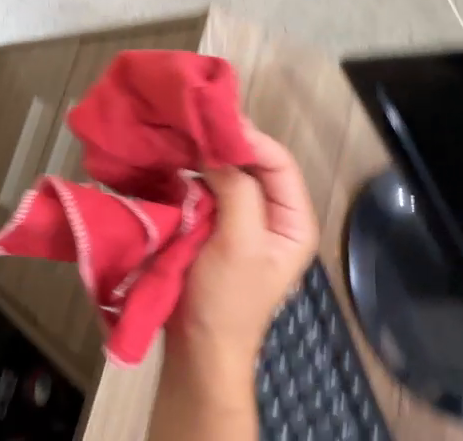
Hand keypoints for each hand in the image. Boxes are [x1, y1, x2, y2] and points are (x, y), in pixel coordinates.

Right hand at [171, 123, 319, 377]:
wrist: (196, 344)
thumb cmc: (226, 299)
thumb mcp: (240, 245)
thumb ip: (239, 192)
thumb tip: (216, 149)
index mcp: (292, 221)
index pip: (278, 162)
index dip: (247, 137)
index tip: (209, 118)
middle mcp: (271, 214)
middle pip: (252, 162)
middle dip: (223, 140)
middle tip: (188, 118)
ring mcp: (239, 218)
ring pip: (227, 170)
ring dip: (203, 152)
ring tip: (176, 132)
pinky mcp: (211, 222)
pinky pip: (204, 184)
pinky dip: (189, 168)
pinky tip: (169, 156)